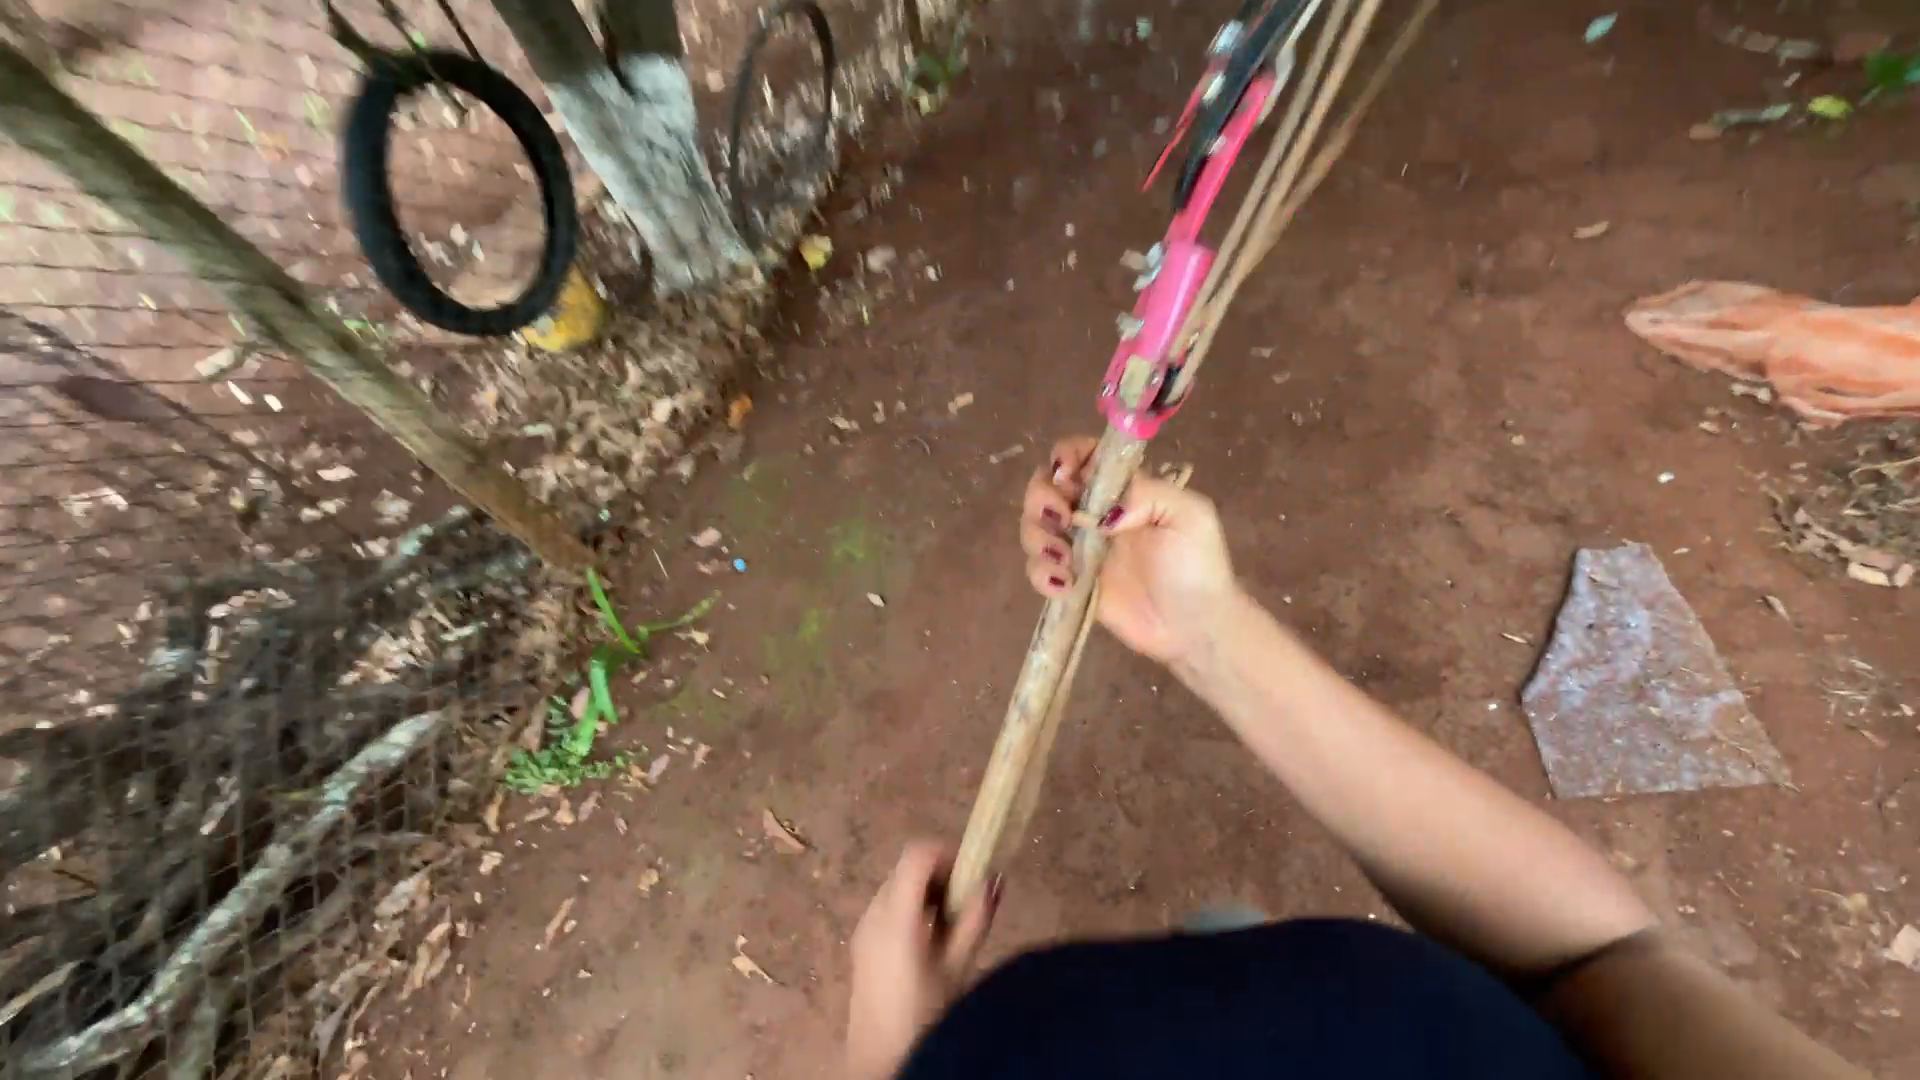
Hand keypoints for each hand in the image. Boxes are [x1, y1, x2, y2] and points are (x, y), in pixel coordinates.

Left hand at [846, 843, 998, 1079]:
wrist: (880, 1064)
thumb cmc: (923, 1017)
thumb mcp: (958, 969)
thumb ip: (975, 920)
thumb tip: (993, 879)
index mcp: (895, 916)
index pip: (916, 854)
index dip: (946, 853)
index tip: (971, 872)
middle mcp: (873, 913)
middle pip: (906, 868)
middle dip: (939, 874)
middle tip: (967, 899)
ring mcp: (863, 928)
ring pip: (897, 887)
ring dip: (926, 891)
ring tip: (952, 923)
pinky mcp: (861, 944)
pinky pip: (888, 907)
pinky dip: (911, 908)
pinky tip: (930, 940)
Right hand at [1019, 436, 1238, 663]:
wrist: (1194, 627)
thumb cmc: (1197, 567)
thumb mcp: (1187, 515)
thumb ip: (1146, 493)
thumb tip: (1099, 510)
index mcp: (1121, 490)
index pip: (1081, 456)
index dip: (1066, 457)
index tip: (1067, 476)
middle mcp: (1092, 514)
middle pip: (1045, 487)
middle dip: (1041, 498)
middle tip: (1062, 518)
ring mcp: (1078, 549)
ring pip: (1033, 528)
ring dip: (1038, 538)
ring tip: (1065, 562)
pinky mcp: (1069, 583)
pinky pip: (1037, 570)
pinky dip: (1041, 574)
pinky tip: (1066, 586)